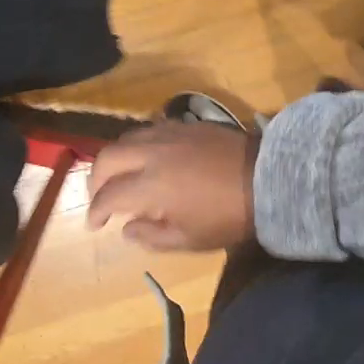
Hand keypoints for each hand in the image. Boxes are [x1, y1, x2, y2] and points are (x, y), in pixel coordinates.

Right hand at [85, 121, 257, 251]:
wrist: (267, 178)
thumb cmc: (229, 216)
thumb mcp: (190, 239)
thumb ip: (152, 236)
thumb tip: (127, 228)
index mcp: (150, 185)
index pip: (108, 195)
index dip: (95, 212)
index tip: (95, 224)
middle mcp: (152, 153)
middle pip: (108, 157)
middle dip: (96, 179)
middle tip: (100, 197)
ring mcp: (169, 133)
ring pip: (127, 137)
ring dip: (116, 157)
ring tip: (121, 175)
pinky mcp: (186, 124)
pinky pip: (150, 128)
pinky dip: (139, 144)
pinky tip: (147, 158)